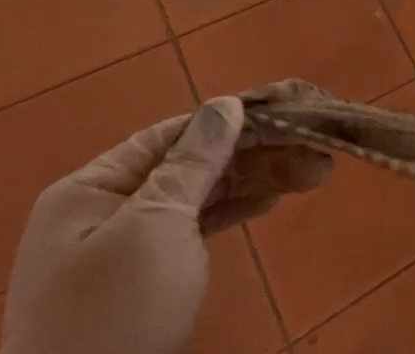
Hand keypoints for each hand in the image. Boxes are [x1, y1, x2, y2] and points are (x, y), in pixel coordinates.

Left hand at [0, 92, 331, 353]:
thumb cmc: (115, 310)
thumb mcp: (156, 228)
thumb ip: (192, 163)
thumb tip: (227, 105)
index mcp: (92, 188)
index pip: (178, 133)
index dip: (240, 119)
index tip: (299, 113)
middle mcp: (105, 206)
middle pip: (196, 161)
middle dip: (261, 152)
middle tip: (322, 152)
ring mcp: (123, 241)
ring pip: (204, 190)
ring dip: (260, 178)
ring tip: (316, 175)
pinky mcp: (145, 270)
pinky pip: (199, 220)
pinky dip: (239, 207)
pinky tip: (273, 201)